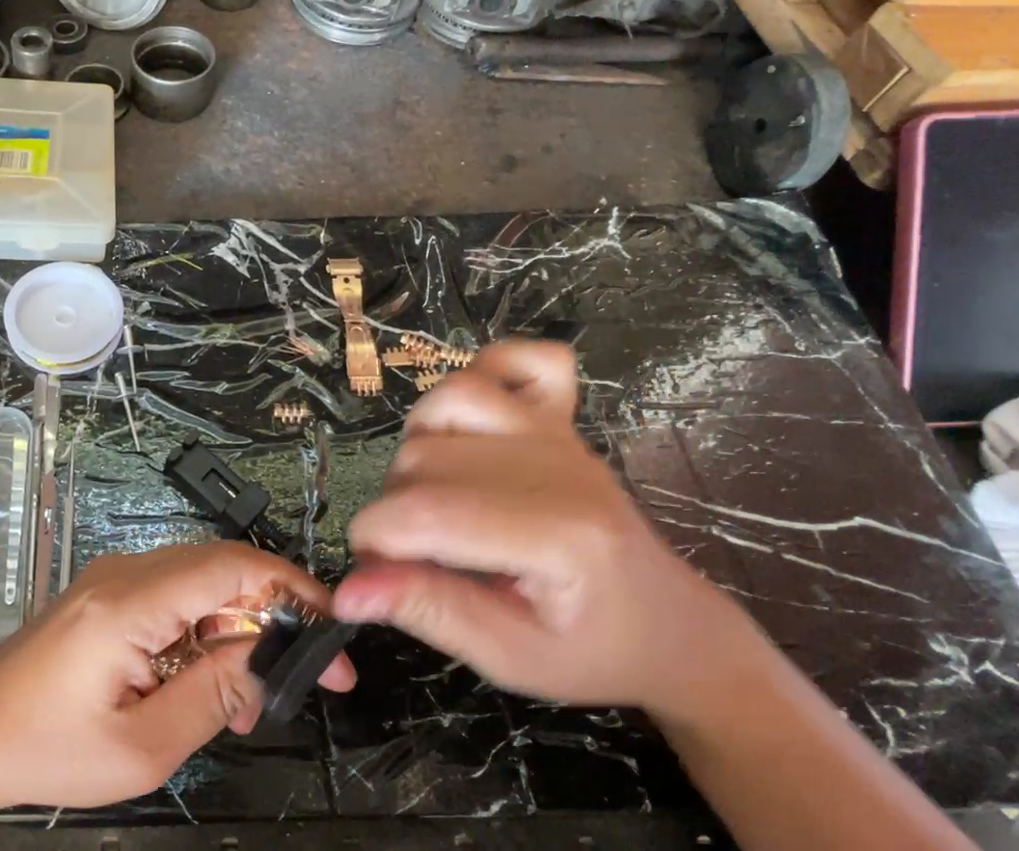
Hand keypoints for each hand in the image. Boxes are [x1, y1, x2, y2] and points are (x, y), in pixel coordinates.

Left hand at [0, 542, 355, 810]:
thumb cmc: (44, 747)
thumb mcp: (142, 744)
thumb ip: (213, 695)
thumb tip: (266, 659)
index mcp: (129, 603)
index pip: (231, 566)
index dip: (291, 590)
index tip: (329, 629)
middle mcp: (121, 576)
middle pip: (222, 570)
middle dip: (273, 616)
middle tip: (306, 675)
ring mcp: (111, 582)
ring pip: (201, 584)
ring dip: (237, 630)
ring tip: (253, 698)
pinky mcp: (106, 597)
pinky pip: (172, 598)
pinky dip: (204, 632)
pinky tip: (211, 683)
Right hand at [333, 341, 767, 720]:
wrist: (671, 630)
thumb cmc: (593, 654)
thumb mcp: (509, 659)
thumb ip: (429, 611)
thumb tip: (347, 592)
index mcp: (557, 536)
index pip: (426, 512)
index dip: (373, 540)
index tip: (375, 576)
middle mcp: (557, 466)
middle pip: (425, 455)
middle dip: (394, 507)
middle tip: (420, 559)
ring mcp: (559, 434)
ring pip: (450, 399)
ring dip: (419, 446)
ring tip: (435, 499)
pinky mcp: (561, 419)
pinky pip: (516, 359)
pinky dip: (485, 370)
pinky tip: (472, 420)